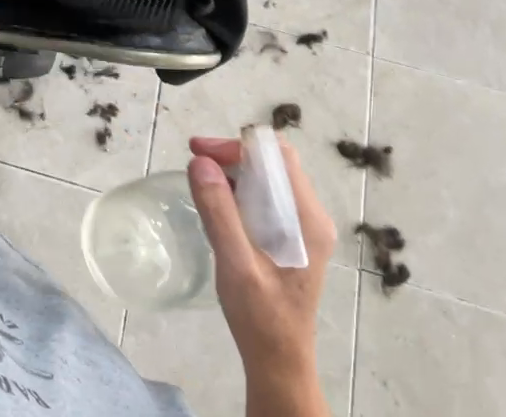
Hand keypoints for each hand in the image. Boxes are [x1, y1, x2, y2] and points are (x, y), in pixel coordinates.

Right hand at [188, 135, 335, 415]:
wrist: (278, 360)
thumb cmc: (261, 316)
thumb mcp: (236, 263)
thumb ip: (219, 212)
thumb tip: (200, 162)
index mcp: (307, 219)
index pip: (278, 156)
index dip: (237, 145)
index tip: (198, 151)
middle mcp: (311, 217)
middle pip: (273, 162)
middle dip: (232, 154)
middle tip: (194, 162)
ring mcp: (303, 227)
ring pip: (268, 178)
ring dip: (234, 171)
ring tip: (201, 181)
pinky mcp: (291, 238)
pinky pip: (266, 197)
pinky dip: (239, 189)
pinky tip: (217, 204)